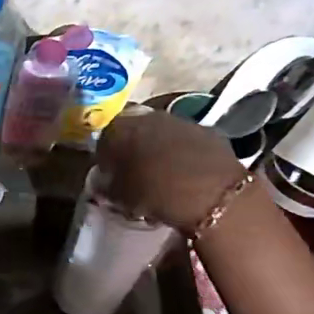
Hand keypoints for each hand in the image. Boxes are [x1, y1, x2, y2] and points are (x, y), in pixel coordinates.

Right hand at [97, 108, 247, 228]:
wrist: (210, 194)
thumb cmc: (153, 193)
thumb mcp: (119, 197)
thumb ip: (106, 187)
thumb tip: (103, 183)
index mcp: (119, 129)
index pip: (103, 140)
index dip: (105, 159)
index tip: (109, 176)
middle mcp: (147, 116)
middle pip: (134, 132)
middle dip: (132, 151)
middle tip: (134, 175)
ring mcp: (180, 121)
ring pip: (161, 134)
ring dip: (159, 150)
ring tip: (162, 176)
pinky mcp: (207, 131)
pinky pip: (187, 142)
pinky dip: (184, 154)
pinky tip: (186, 175)